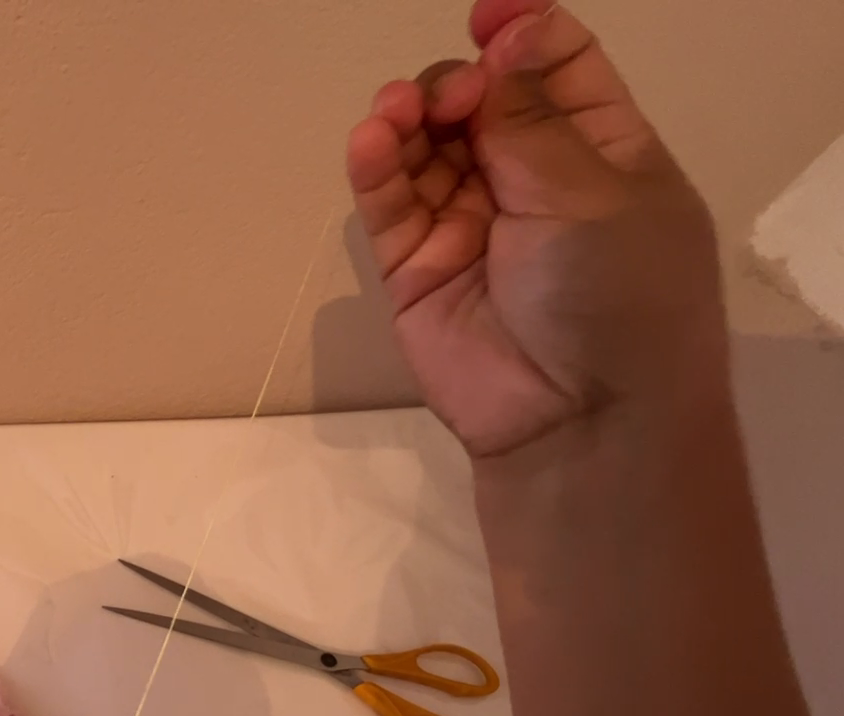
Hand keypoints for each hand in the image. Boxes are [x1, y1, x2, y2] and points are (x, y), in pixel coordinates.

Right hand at [346, 0, 725, 457]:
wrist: (570, 409)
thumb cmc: (614, 293)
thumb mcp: (590, 193)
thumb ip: (530, 126)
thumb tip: (501, 47)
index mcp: (598, 152)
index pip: (556, 73)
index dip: (522, 35)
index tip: (486, 11)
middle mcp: (526, 184)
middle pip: (478, 111)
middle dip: (456, 89)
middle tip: (446, 97)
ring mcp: (464, 229)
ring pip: (425, 159)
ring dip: (406, 127)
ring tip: (388, 115)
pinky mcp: (412, 270)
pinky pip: (390, 213)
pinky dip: (377, 176)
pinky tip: (368, 144)